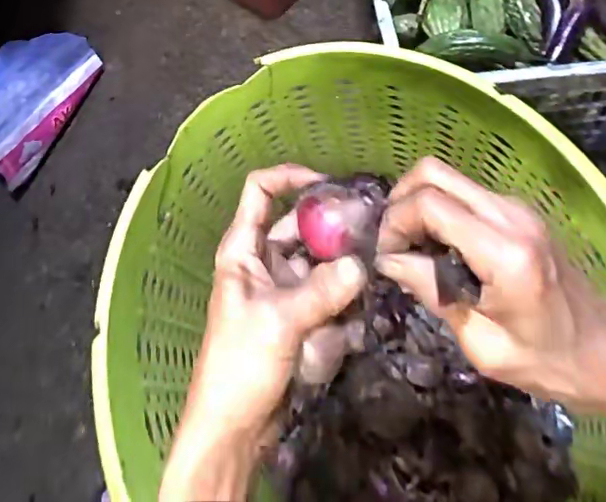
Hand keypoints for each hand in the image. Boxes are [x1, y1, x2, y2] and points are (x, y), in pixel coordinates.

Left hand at [159, 165, 367, 501]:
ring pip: (321, 264)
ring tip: (368, 285)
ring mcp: (283, 290)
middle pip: (301, 228)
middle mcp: (263, 261)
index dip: (290, 177)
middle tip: (372, 236)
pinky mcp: (299, 318)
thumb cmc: (240, 364)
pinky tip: (355, 324)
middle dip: (332, 233)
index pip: (260, 190)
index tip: (328, 184)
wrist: (233, 428)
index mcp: (243, 247)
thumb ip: (322, 291)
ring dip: (342, 275)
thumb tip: (360, 264)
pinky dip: (342, 306)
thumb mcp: (280, 322)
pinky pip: (327, 298)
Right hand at [374, 157, 605, 416]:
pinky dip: (437, 208)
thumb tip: (387, 259)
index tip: (386, 256)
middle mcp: (510, 215)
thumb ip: (432, 292)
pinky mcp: (516, 209)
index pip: (429, 204)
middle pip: (431, 173)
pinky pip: (461, 191)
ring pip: (443, 176)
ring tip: (412, 245)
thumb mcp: (485, 346)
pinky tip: (438, 246)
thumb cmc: (556, 365)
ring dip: (417, 202)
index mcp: (505, 251)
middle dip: (400, 202)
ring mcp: (515, 206)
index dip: (395, 223)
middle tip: (394, 243)